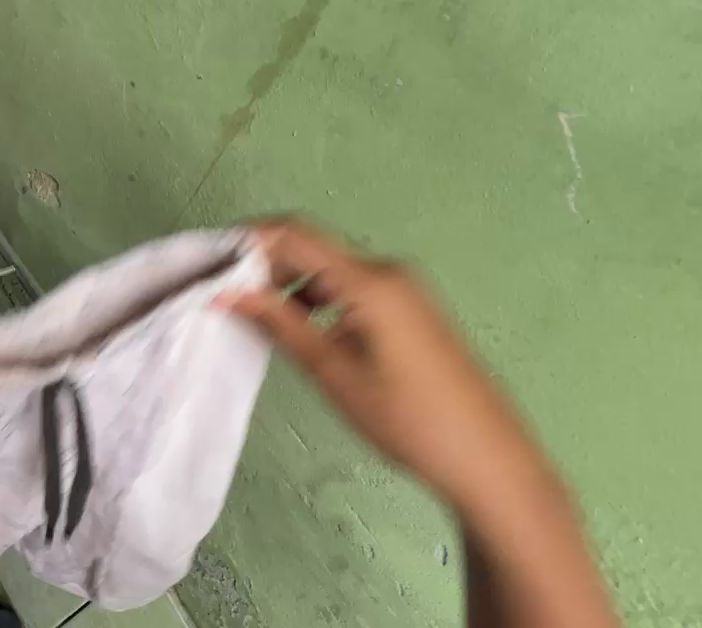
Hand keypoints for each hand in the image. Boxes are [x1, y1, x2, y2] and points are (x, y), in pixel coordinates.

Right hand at [223, 219, 618, 627]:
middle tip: (221, 287)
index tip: (207, 259)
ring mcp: (402, 289)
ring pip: (325, 264)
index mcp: (369, 281)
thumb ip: (276, 320)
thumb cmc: (406, 418)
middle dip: (260, 259)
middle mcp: (387, 272)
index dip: (245, 238)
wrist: (494, 467)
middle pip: (308, 245)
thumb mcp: (330, 369)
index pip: (293, 234)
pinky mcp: (407, 309)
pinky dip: (312, 293)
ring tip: (251, 308)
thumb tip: (223, 291)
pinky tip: (297, 322)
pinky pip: (346, 283)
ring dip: (285, 278)